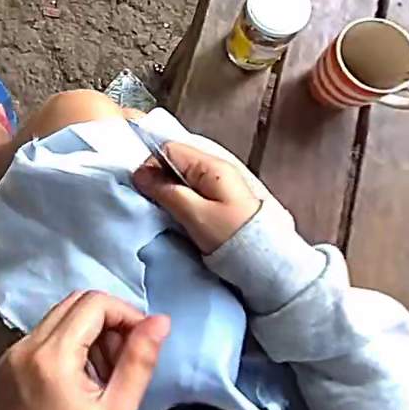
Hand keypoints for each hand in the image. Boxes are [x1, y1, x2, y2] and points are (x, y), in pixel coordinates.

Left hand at [0, 290, 169, 409]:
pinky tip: (83, 378)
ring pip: (60, 317)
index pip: (94, 304)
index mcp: (50, 357)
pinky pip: (45, 336)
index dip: (125, 314)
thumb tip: (160, 320)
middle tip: (123, 360)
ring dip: (90, 332)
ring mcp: (10, 357)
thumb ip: (139, 360)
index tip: (142, 341)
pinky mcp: (6, 368)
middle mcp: (23, 348)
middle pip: (76, 304)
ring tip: (106, 374)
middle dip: (108, 321)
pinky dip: (70, 344)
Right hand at [132, 141, 262, 253]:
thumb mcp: (194, 214)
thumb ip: (167, 191)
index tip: (143, 190)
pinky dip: (184, 195)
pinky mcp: (226, 196)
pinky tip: (182, 212)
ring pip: (185, 174)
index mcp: (211, 165)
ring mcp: (223, 181)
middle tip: (153, 201)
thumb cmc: (231, 236)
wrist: (268, 260)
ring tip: (166, 209)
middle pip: (178, 159)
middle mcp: (218, 166)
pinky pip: (196, 186)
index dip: (151, 166)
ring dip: (172, 188)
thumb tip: (140, 174)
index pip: (170, 149)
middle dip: (160, 177)